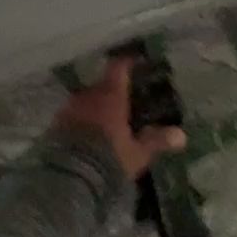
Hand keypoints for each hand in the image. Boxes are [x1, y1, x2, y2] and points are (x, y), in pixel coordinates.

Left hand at [51, 56, 185, 177]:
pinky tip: (87, 134)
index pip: (119, 68)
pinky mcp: (55, 124)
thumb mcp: (137, 153)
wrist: (67, 174)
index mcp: (111, 96)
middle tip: (125, 101)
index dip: (128, 63)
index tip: (136, 62)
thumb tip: (182, 136)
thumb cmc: (108, 158)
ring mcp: (69, 108)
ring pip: (86, 100)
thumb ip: (157, 141)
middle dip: (112, 91)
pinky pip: (73, 115)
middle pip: (102, 84)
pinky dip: (81, 119)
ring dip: (96, 106)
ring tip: (106, 120)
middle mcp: (88, 95)